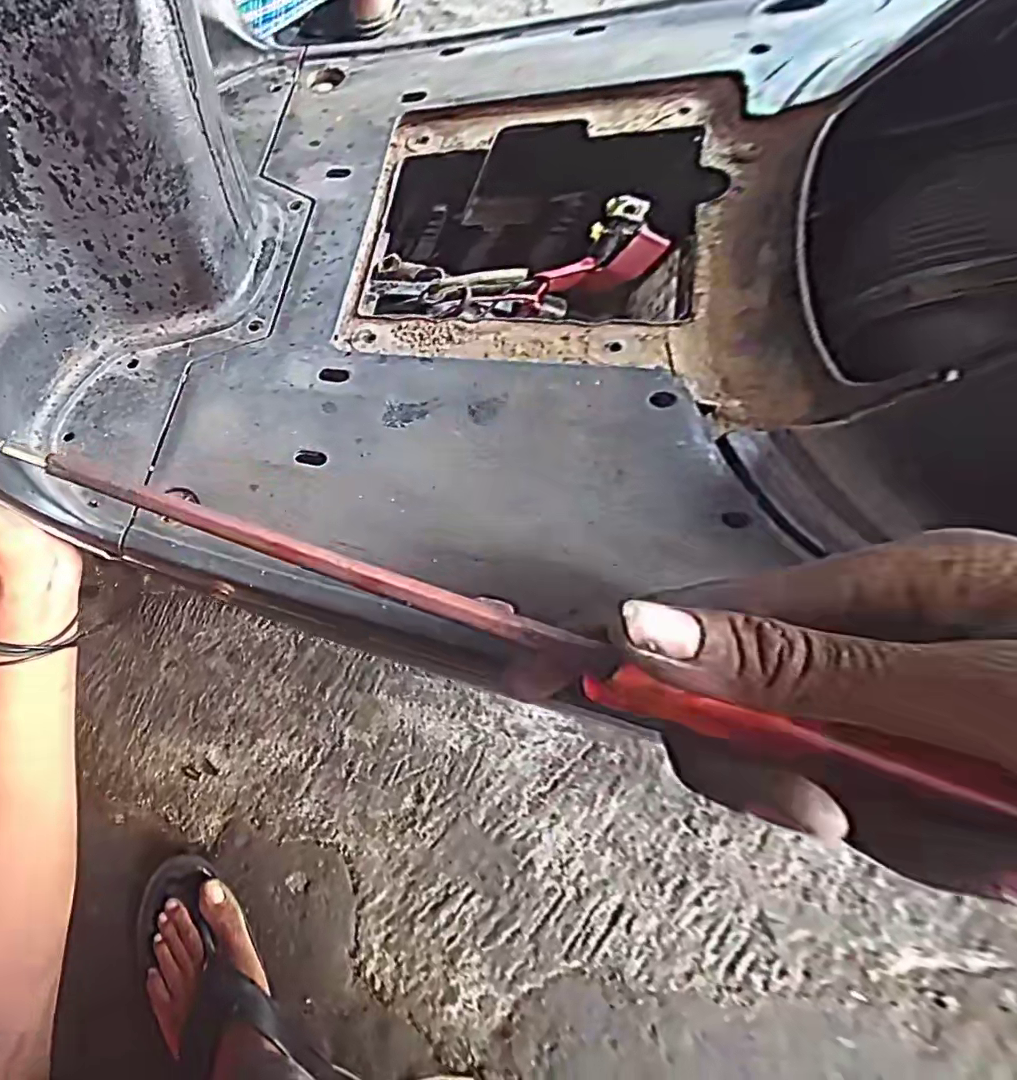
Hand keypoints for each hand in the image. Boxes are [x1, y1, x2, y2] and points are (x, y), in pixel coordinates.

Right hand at [612, 529, 1016, 897]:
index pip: (692, 615)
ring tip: (1000, 853)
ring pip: (809, 765)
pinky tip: (1009, 854)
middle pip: (735, 698)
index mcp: (887, 589)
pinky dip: (935, 844)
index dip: (603, 648)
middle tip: (822, 819)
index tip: (528, 682)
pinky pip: (880, 805)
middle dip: (768, 766)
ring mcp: (917, 702)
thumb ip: (796, 664)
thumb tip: (624, 626)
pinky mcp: (951, 762)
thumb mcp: (980, 695)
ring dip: (888, 825)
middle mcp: (885, 638)